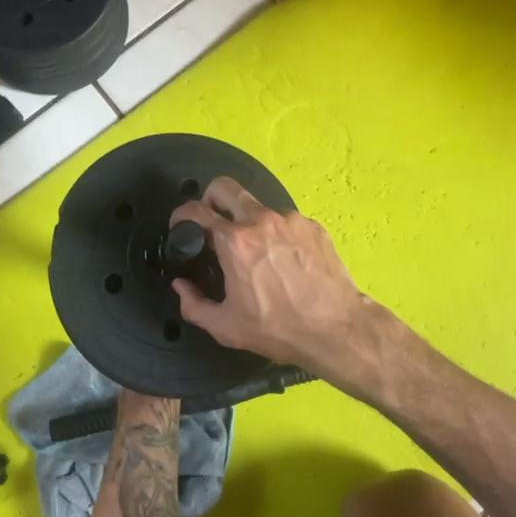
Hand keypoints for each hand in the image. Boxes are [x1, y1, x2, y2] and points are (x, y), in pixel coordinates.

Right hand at [169, 178, 397, 388]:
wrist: (336, 328)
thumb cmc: (278, 329)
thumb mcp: (226, 327)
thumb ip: (193, 305)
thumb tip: (181, 286)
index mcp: (235, 242)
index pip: (196, 210)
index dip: (180, 215)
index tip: (179, 226)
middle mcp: (261, 221)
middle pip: (224, 187)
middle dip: (210, 199)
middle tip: (212, 222)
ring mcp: (290, 220)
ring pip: (258, 207)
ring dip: (248, 221)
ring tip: (256, 252)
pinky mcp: (312, 226)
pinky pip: (285, 221)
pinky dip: (277, 234)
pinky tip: (285, 261)